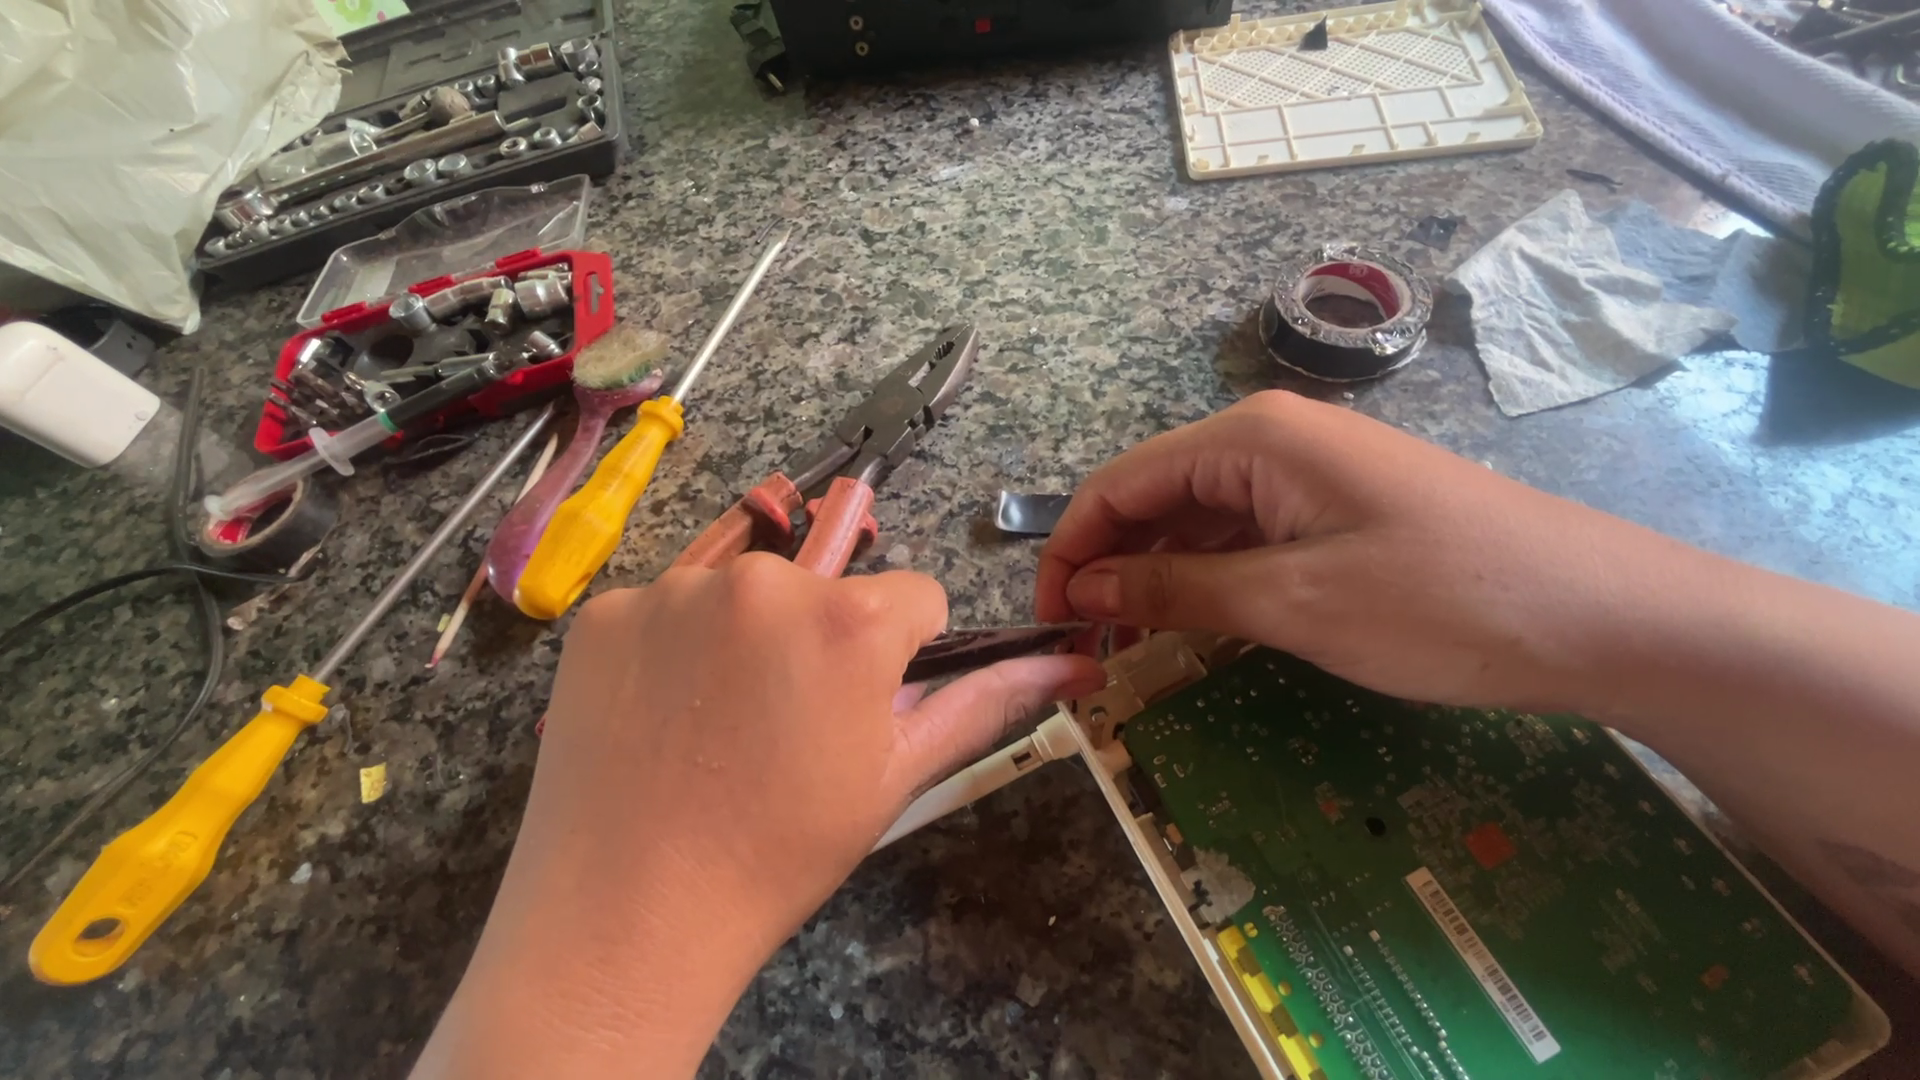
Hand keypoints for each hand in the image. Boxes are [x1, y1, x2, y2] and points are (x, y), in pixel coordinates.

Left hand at [418, 555, 1103, 1077]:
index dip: (904, 652)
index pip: (916, 598)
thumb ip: (987, 701)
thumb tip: (1078, 662)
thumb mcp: (897, 774)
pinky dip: (678, 638)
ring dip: (752, 630)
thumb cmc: (782, 848)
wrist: (628, 915)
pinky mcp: (608, 605)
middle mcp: (766, 579)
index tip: (864, 704)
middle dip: (826, 635)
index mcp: (852, 619)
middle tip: (787, 716)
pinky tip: (664, 705)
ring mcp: (677, 587)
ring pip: (748, 584)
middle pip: (829, 584)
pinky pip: (669, 599)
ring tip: (722, 714)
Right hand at [1036, 390, 1712, 713]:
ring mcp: (1303, 473)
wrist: (1607, 619)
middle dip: (1107, 566)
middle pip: (1151, 497)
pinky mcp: (1331, 508)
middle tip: (1083, 647)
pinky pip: (1239, 535)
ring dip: (1151, 577)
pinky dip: (1202, 578)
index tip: (1048, 623)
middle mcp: (1268, 438)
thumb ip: (1171, 587)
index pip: (1119, 484)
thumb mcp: (1288, 601)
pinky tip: (1190, 621)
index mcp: (1249, 438)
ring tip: (1124, 646)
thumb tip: (1078, 590)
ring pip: (1193, 519)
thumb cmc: (1441, 601)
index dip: (1071, 551)